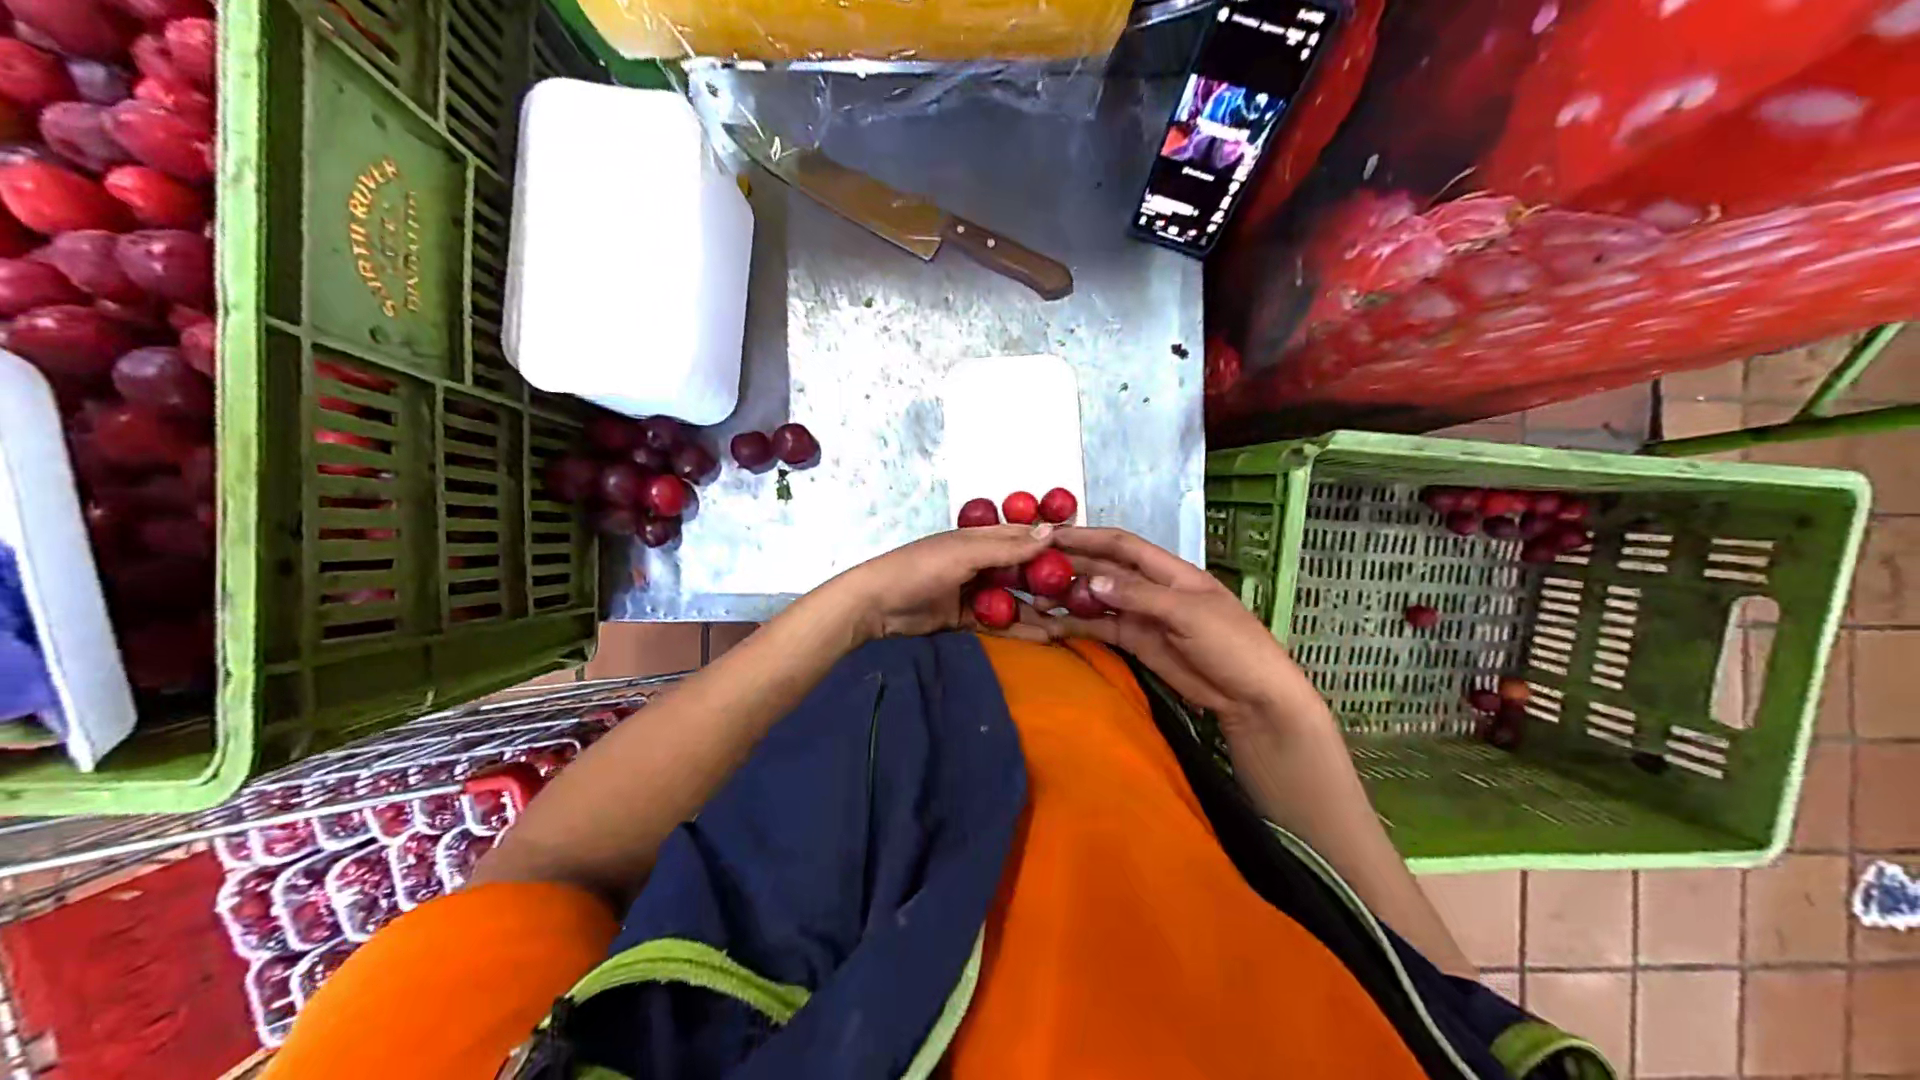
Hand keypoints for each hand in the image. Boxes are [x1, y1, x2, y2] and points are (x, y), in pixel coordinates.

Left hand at [823, 523, 1060, 645]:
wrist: (877, 605)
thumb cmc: (920, 569)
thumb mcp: (965, 553)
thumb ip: (1007, 548)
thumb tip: (1050, 532)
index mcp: (979, 539)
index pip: (1022, 538)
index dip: (1050, 546)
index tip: (1084, 557)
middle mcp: (981, 563)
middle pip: (1022, 571)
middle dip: (1048, 583)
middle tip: (1082, 598)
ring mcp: (974, 591)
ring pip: (1013, 599)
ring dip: (1038, 610)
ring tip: (1070, 624)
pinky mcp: (967, 618)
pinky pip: (999, 623)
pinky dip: (1019, 629)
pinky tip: (1045, 638)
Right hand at [1047, 527, 1330, 735]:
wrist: (1251, 696)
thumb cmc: (1232, 644)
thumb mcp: (1189, 614)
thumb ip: (1141, 596)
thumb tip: (1093, 580)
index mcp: (1169, 570)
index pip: (1121, 545)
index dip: (1087, 537)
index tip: (1050, 536)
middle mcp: (1150, 587)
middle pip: (1103, 569)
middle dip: (1069, 566)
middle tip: (1029, 568)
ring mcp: (1140, 615)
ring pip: (1096, 598)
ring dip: (1067, 596)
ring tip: (1032, 596)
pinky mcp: (1135, 641)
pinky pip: (1099, 627)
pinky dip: (1076, 624)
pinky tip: (1051, 624)